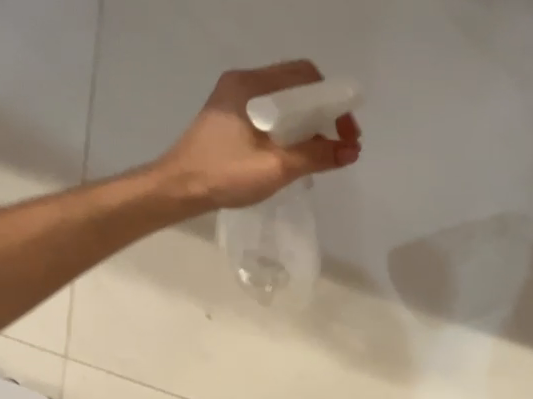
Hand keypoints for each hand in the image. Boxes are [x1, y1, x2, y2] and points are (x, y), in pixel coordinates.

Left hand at [155, 61, 362, 210]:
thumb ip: (316, 156)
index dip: (333, 101)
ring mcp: (237, 100)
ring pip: (287, 103)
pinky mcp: (235, 118)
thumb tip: (352, 151)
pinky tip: (302, 154)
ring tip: (326, 153)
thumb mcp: (276, 166)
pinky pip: (275, 115)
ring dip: (313, 125)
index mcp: (250, 86)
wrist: (180, 188)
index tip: (347, 133)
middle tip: (343, 145)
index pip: (304, 76)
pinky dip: (295, 131)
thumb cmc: (225, 174)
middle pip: (298, 87)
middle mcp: (244, 85)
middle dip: (327, 113)